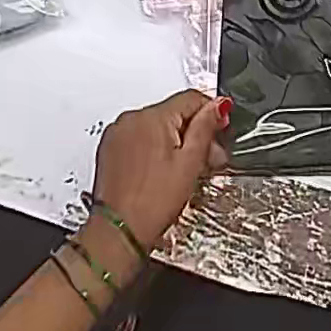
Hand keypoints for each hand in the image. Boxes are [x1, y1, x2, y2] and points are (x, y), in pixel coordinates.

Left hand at [92, 89, 229, 247]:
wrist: (118, 232)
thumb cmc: (152, 202)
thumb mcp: (190, 162)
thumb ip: (205, 127)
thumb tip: (218, 104)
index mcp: (152, 117)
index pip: (191, 98)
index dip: (211, 114)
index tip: (220, 129)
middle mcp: (131, 119)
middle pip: (174, 112)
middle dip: (194, 131)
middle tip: (207, 158)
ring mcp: (118, 133)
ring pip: (157, 125)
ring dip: (175, 140)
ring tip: (184, 169)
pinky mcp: (110, 148)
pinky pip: (140, 137)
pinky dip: (154, 147)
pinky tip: (162, 170)